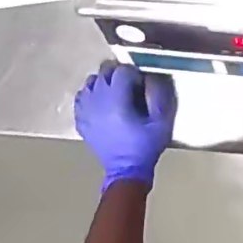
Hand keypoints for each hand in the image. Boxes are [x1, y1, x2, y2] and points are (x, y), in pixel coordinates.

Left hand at [74, 62, 176, 192]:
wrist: (126, 171)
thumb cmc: (146, 145)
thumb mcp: (162, 121)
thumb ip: (158, 94)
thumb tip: (150, 77)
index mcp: (116, 99)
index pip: (122, 70)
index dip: (135, 73)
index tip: (142, 84)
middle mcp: (97, 100)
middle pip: (104, 72)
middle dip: (119, 74)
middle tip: (131, 86)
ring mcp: (85, 110)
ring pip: (91, 82)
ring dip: (104, 83)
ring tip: (116, 94)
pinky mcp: (81, 120)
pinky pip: (81, 97)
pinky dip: (91, 95)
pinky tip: (102, 104)